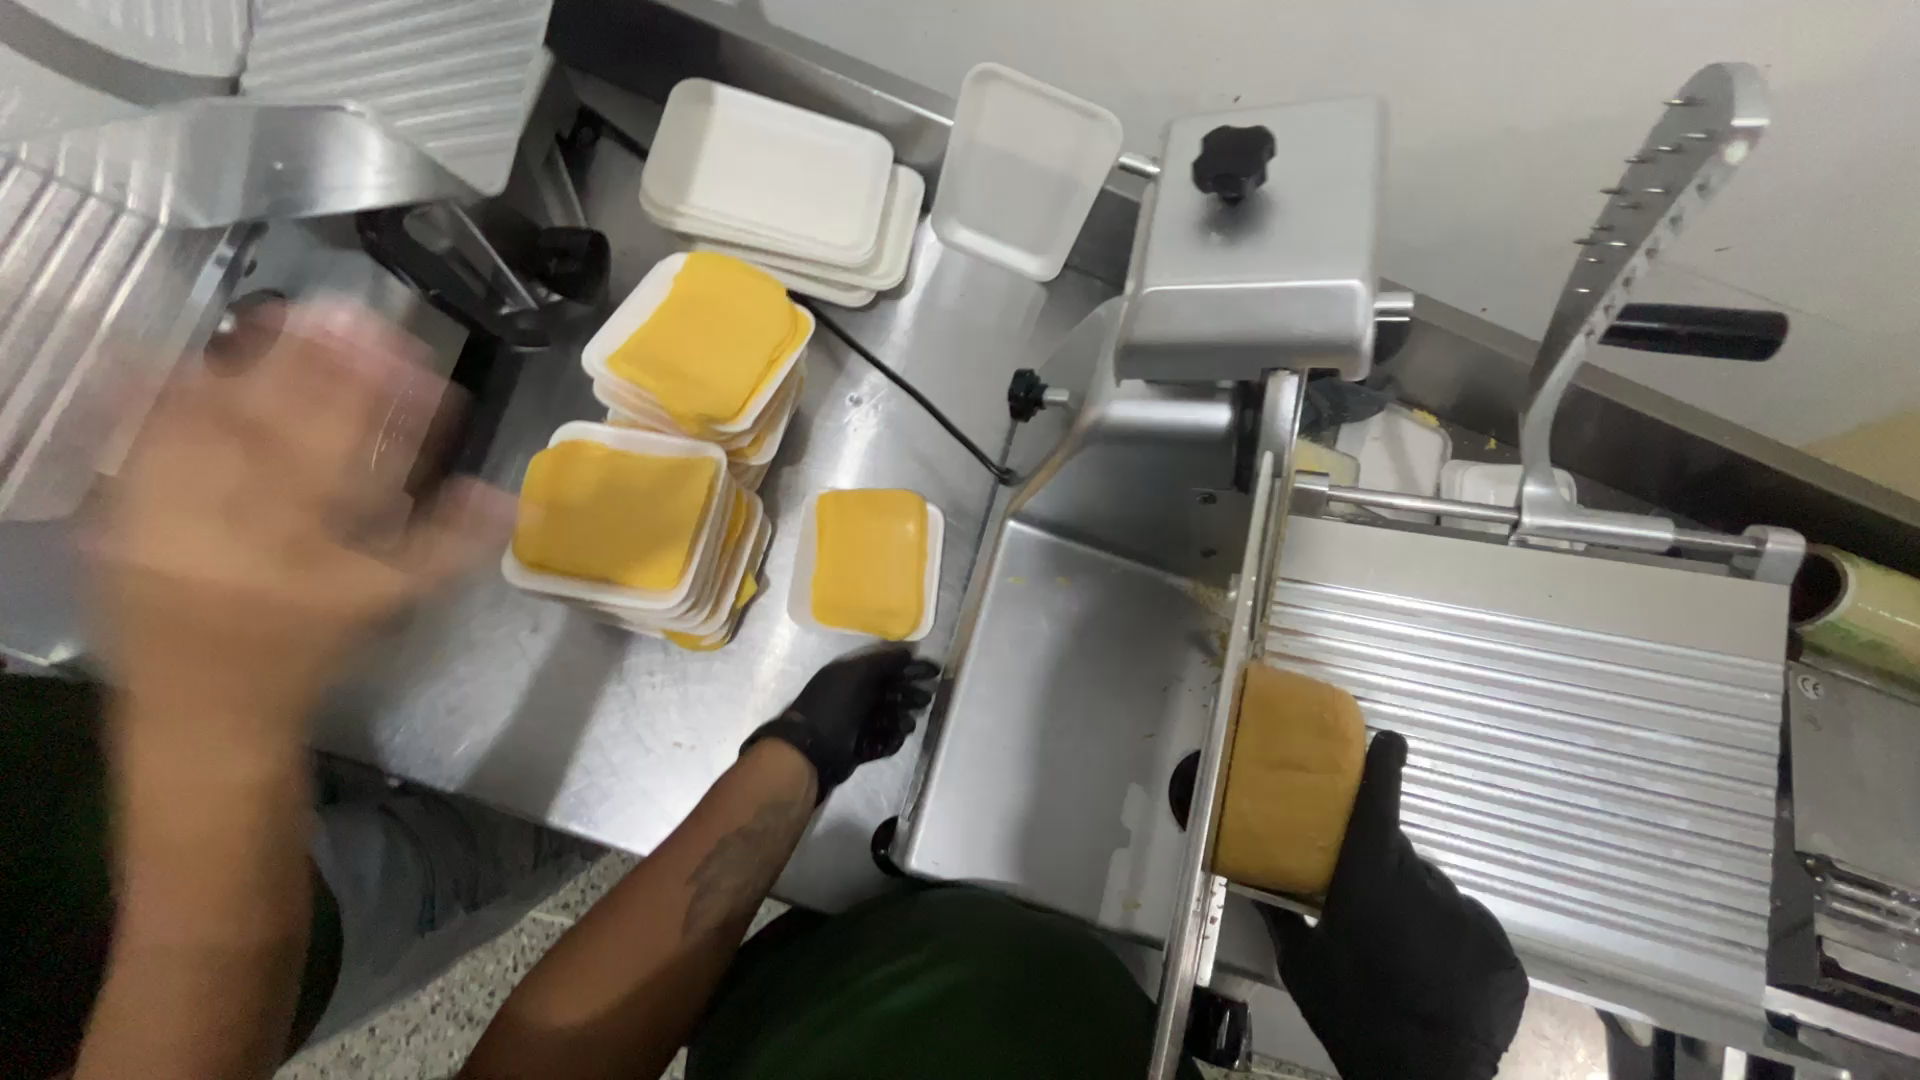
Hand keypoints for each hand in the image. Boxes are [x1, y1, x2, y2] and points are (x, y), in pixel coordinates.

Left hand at [93, 301, 510, 745]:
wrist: (201, 707)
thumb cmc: (309, 655)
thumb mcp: (389, 606)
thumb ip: (448, 547)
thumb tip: (507, 494)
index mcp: (302, 559)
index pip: (348, 462)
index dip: (383, 404)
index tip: (412, 355)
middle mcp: (227, 535)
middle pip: (274, 435)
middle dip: (317, 369)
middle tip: (352, 316)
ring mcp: (161, 522)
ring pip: (206, 431)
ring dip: (246, 368)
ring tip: (286, 316)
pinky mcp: (117, 516)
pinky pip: (136, 446)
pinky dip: (161, 393)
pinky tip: (190, 355)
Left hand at [743, 647, 938, 800]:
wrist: (809, 750)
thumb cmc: (832, 706)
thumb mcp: (856, 675)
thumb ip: (882, 662)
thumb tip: (908, 653)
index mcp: (852, 676)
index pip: (887, 668)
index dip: (910, 668)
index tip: (934, 671)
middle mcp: (856, 697)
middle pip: (892, 693)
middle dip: (910, 694)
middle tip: (925, 699)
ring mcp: (858, 724)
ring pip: (890, 718)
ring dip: (903, 719)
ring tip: (907, 723)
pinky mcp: (860, 748)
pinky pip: (883, 741)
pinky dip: (892, 740)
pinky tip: (897, 738)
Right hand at [1260, 732, 1527, 1079]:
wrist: (1423, 1076)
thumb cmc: (1350, 1011)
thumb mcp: (1302, 963)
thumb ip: (1282, 915)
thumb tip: (1256, 885)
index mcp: (1369, 879)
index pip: (1378, 806)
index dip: (1384, 766)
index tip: (1391, 738)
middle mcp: (1423, 886)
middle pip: (1403, 857)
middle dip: (1387, 874)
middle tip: (1371, 916)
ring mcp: (1470, 919)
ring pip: (1437, 896)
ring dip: (1420, 911)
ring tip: (1407, 957)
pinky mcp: (1503, 953)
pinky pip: (1471, 930)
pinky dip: (1454, 942)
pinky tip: (1439, 978)